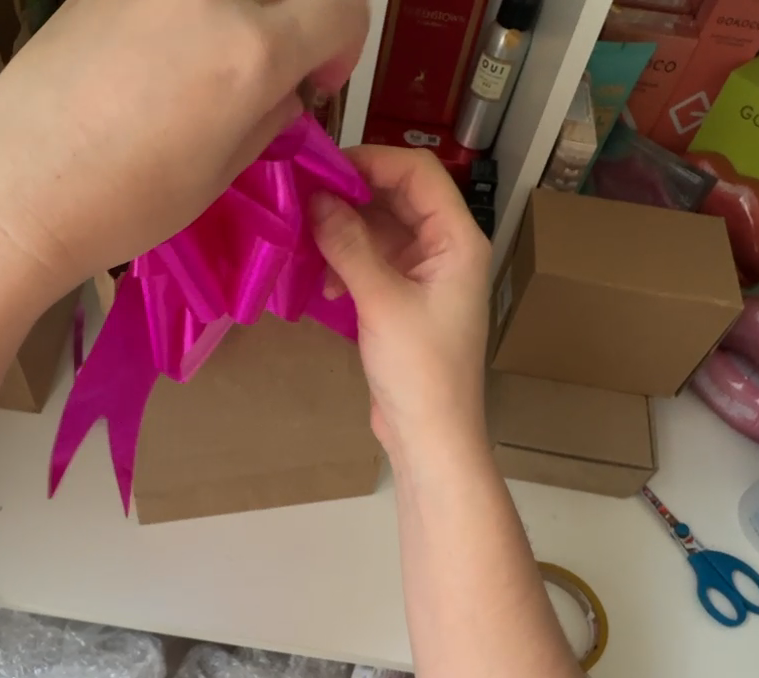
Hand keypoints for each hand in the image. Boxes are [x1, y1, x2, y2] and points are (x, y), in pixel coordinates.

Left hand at [0, 0, 368, 299]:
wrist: (19, 190)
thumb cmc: (127, 205)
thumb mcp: (218, 176)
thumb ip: (266, 119)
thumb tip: (284, 91)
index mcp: (251, 49)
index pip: (342, 10)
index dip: (343, 51)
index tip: (315, 87)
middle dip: (293, 27)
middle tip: (266, 77)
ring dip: (239, 24)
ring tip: (205, 74)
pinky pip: (172, 0)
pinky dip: (186, 21)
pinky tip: (153, 67)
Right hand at [309, 147, 492, 458]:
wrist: (430, 434)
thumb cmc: (420, 370)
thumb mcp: (382, 301)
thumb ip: (348, 245)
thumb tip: (314, 198)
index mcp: (457, 239)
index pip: (417, 173)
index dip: (370, 162)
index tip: (320, 168)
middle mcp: (444, 249)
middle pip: (396, 199)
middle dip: (350, 198)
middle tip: (301, 200)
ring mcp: (424, 277)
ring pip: (380, 232)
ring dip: (344, 235)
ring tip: (307, 245)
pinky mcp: (403, 303)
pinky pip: (373, 265)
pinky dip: (347, 266)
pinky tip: (325, 286)